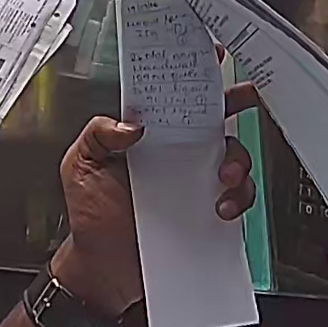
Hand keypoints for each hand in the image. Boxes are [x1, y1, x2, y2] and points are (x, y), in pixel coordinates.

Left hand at [51, 83, 259, 316]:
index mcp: (148, 137)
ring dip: (237, 158)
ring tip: (223, 175)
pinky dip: (238, 197)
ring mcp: (194, 181)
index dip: (192, 76)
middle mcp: (175, 153)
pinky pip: (237, 196)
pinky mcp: (207, 210)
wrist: (103, 271)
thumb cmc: (89, 215)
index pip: (172, 98)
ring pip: (232, 155)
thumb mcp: (79, 165)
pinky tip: (220, 207)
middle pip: (214, 119)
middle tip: (248, 95)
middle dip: (237, 100)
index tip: (211, 56)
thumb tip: (133, 125)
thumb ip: (98, 135)